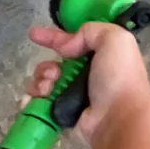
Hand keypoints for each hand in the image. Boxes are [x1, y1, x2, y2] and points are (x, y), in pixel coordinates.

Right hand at [27, 22, 149, 140]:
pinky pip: (38, 103)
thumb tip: (67, 46)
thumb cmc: (118, 78)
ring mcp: (72, 96)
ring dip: (39, 83)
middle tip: (53, 75)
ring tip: (48, 89)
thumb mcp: (116, 40)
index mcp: (99, 58)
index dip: (53, 37)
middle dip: (46, 67)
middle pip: (52, 66)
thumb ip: (91, 30)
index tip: (34, 34)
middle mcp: (85, 77)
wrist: (117, 118)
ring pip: (42, 84)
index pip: (72, 43)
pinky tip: (33, 101)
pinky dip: (31, 101)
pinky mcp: (61, 114)